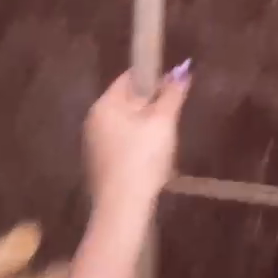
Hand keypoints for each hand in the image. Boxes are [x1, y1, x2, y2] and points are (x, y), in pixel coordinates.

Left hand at [84, 66, 189, 213]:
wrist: (123, 209)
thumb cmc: (142, 158)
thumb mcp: (163, 121)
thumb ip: (173, 93)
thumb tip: (184, 68)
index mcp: (105, 105)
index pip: (130, 77)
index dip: (153, 77)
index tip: (173, 87)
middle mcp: (93, 121)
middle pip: (128, 101)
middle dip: (152, 106)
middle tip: (172, 117)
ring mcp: (94, 145)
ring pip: (126, 124)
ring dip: (147, 127)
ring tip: (165, 141)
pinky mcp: (99, 165)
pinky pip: (122, 144)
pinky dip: (137, 145)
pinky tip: (152, 160)